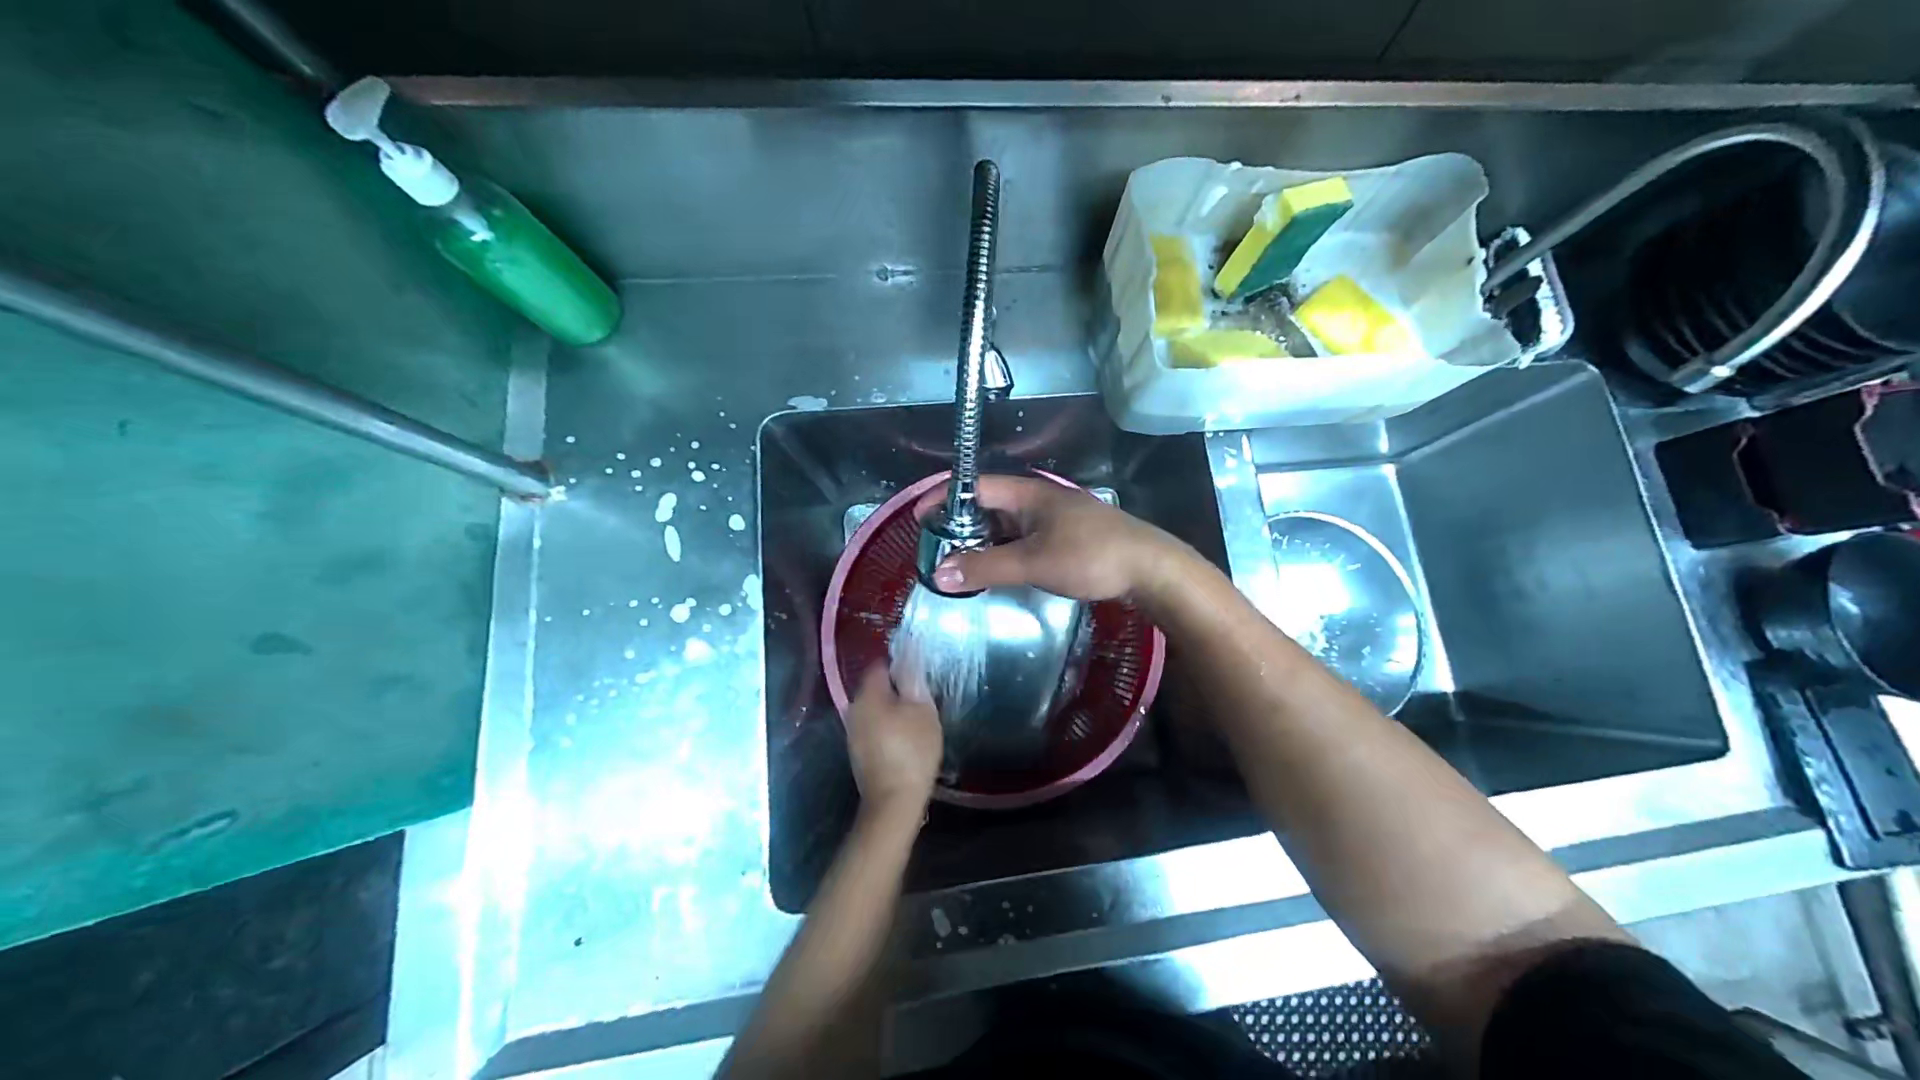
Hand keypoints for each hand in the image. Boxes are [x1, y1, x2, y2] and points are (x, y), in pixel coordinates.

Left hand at [844, 666, 942, 816]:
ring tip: (917, 720)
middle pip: (876, 688)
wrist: (894, 802)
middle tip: (923, 699)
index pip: (880, 665)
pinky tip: (906, 740)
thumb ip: (913, 678)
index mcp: (867, 695)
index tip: (919, 676)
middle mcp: (854, 709)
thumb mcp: (922, 709)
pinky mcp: (858, 752)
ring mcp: (853, 733)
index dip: (900, 665)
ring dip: (893, 710)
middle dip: (897, 689)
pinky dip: (888, 728)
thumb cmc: (912, 750)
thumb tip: (909, 654)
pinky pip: (874, 728)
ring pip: (875, 709)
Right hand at [917, 474, 1182, 600]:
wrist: (1151, 568)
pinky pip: (1022, 539)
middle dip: (958, 525)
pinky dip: (1002, 551)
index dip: (943, 498)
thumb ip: (985, 567)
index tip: (918, 519)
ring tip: (957, 563)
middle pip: (987, 505)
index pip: (974, 486)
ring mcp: (1053, 519)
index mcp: (1028, 494)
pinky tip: (995, 570)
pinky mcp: (1065, 538)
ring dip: (981, 541)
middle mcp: (1038, 500)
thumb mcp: (1033, 563)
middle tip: (935, 549)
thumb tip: (940, 573)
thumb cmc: (1090, 556)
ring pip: (1005, 525)